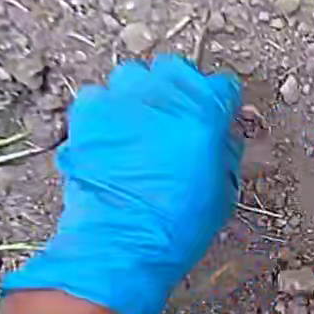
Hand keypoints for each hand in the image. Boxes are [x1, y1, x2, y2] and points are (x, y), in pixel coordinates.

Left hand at [3, 56, 241, 313]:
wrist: (122, 242)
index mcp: (205, 115)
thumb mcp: (224, 187)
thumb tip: (225, 131)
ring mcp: (121, 103)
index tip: (220, 116)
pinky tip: (116, 137)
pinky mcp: (87, 115)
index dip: (223, 103)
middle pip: (175, 70)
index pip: (222, 85)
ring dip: (143, 95)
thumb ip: (226, 148)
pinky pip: (100, 97)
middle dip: (180, 89)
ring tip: (144, 125)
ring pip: (134, 78)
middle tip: (180, 117)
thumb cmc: (179, 223)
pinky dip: (109, 111)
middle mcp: (163, 99)